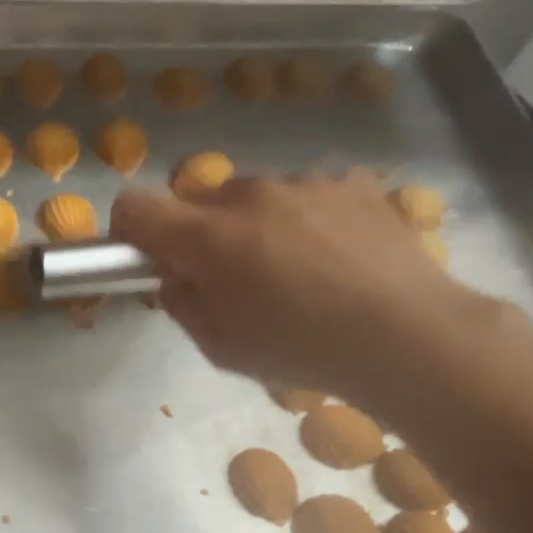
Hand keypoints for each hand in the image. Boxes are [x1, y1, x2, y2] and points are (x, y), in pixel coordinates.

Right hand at [110, 170, 483, 398]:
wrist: (405, 333)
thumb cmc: (299, 349)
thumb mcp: (221, 347)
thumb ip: (182, 305)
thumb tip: (174, 279)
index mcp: (208, 237)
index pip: (136, 208)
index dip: (127, 231)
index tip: (142, 257)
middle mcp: (250, 195)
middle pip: (197, 200)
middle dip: (198, 233)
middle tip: (226, 277)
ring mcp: (304, 183)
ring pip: (253, 196)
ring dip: (253, 225)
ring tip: (291, 271)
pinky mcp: (350, 182)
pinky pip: (304, 195)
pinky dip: (302, 220)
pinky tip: (331, 258)